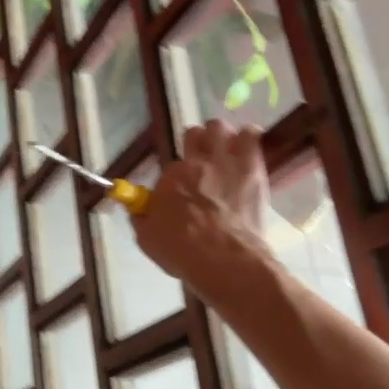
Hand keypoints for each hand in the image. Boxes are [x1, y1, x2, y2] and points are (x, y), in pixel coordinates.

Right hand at [131, 120, 272, 299]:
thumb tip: (135, 206)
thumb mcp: (146, 237)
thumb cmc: (182, 251)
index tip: (176, 189)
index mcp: (170, 178)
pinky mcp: (253, 169)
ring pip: (221, 128)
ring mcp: (226, 163)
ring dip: (221, 136)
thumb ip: (140, 216)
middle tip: (200, 157)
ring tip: (224, 149)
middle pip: (194, 133)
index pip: (169, 165)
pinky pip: (251, 137)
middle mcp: (196, 163)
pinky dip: (247, 137)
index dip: (174, 176)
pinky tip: (246, 146)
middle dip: (196, 141)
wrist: (225, 260)